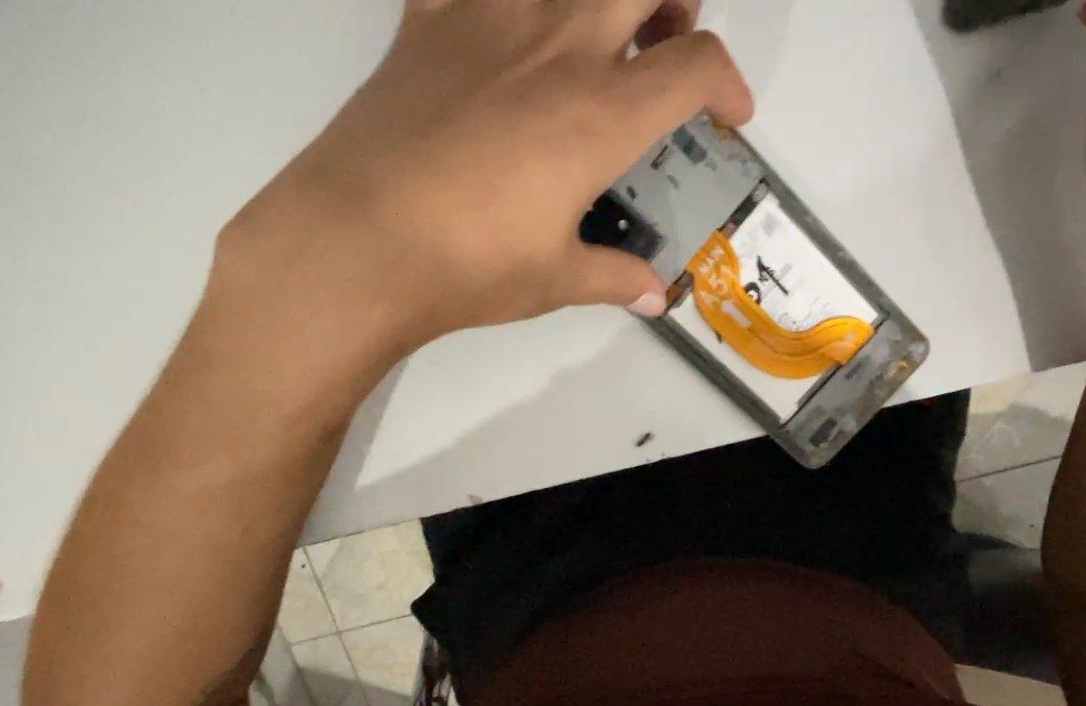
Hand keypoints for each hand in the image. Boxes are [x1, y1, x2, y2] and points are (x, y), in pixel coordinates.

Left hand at [216, 0, 751, 357]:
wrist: (357, 241)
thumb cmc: (468, 267)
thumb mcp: (554, 280)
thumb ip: (614, 277)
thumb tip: (655, 296)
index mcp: (601, 114)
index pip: (696, 65)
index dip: (728, 84)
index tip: (727, 116)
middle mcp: (558, 47)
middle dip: (674, 3)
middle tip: (661, 45)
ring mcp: (489, 19)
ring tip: (589, 28)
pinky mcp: (428, 19)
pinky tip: (499, 25)